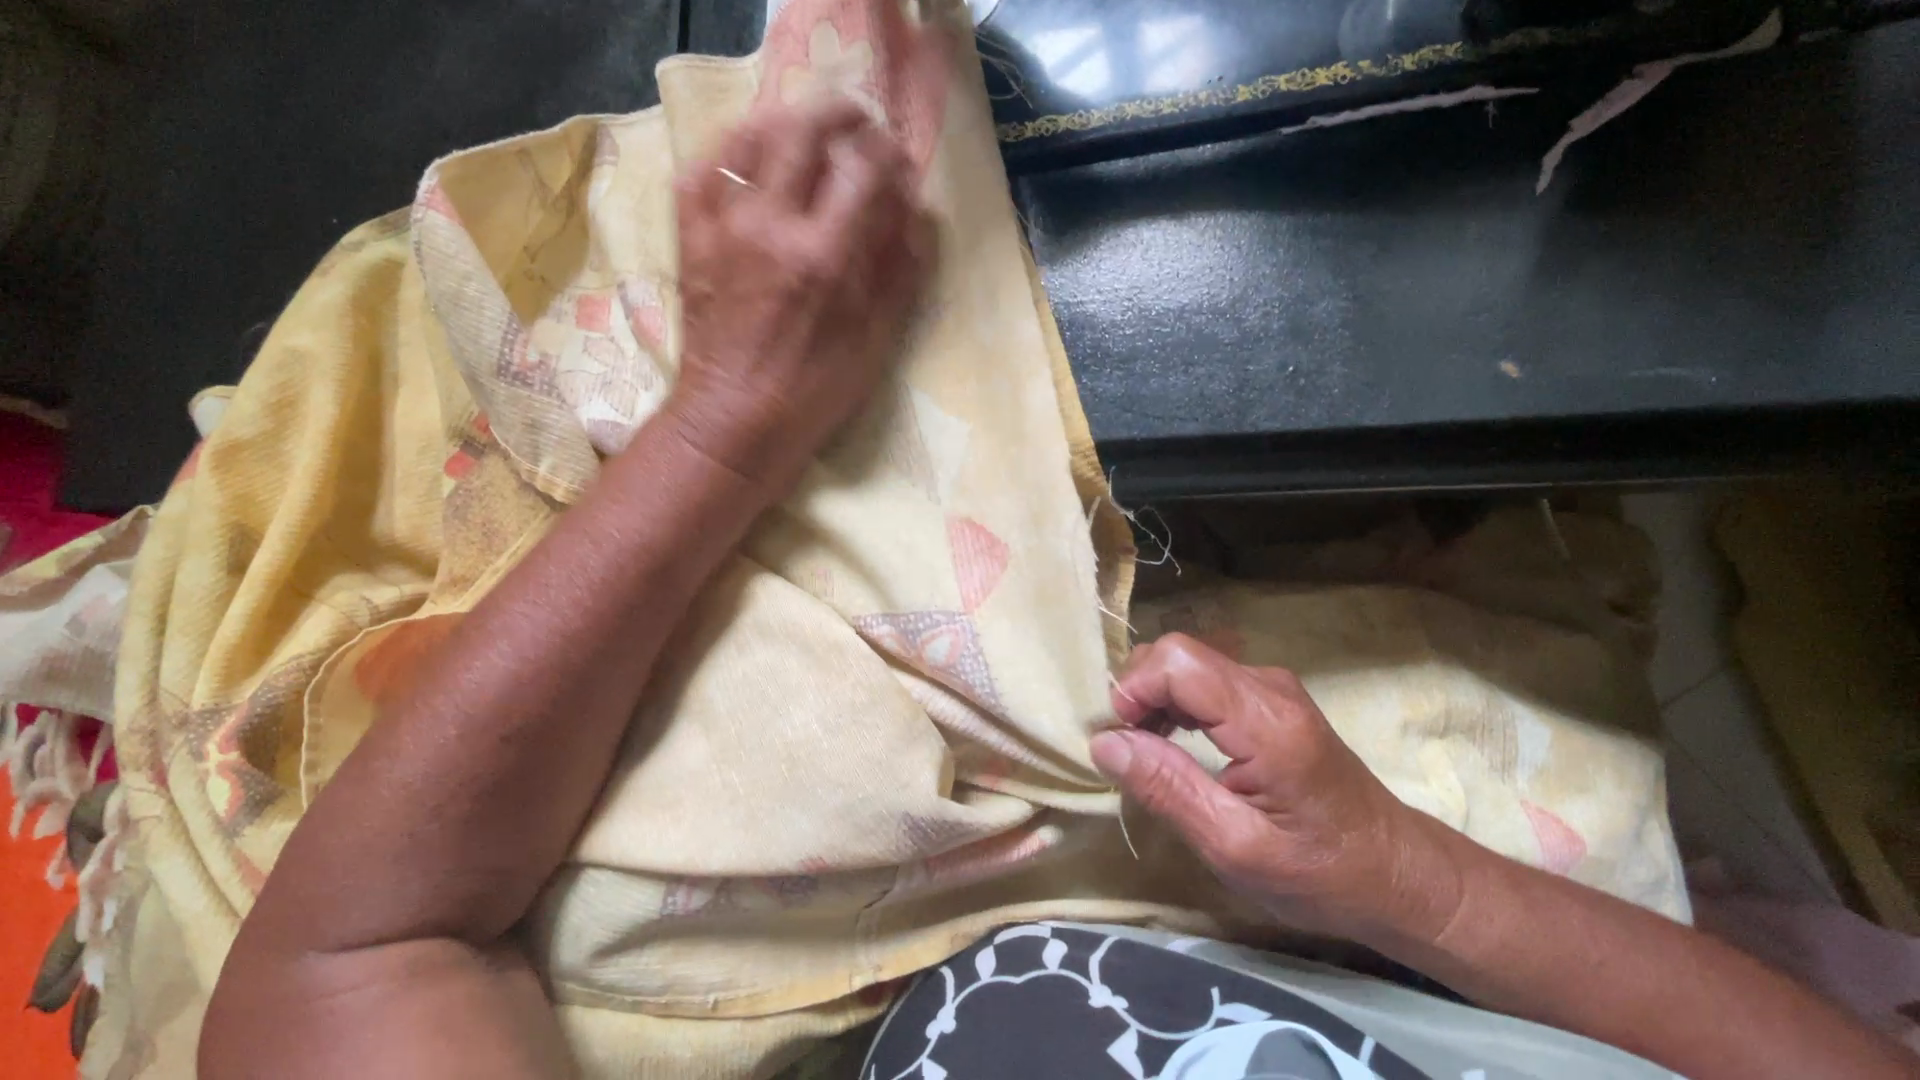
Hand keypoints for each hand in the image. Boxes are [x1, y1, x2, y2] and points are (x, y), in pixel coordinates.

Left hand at [665, 99, 935, 496]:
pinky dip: (726, 151)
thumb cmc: (815, 391)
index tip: (899, 159)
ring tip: (806, 131)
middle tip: (858, 122)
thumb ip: (902, 269)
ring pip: (748, 137)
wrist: (734, 422)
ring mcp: (722, 227)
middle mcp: (770, 226)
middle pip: (804, 130)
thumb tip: (920, 211)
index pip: (865, 167)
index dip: (889, 151)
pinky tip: (747, 157)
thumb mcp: (876, 339)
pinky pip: (700, 170)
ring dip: (784, 121)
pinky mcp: (691, 239)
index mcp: (824, 255)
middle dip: (839, 113)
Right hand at [1092, 634, 1463, 944]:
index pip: (1178, 662)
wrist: (1396, 873)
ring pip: (1188, 663)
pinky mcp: (1271, 700)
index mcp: (1267, 723)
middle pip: (1179, 653)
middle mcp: (1269, 688)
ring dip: (1152, 699)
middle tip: (1124, 751)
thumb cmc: (1320, 874)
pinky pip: (1206, 680)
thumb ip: (1168, 789)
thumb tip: (1104, 743)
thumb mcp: (1234, 848)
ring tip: (1143, 753)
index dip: (1133, 689)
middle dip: (1137, 692)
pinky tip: (1170, 744)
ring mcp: (1273, 689)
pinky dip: (1174, 704)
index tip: (1116, 740)